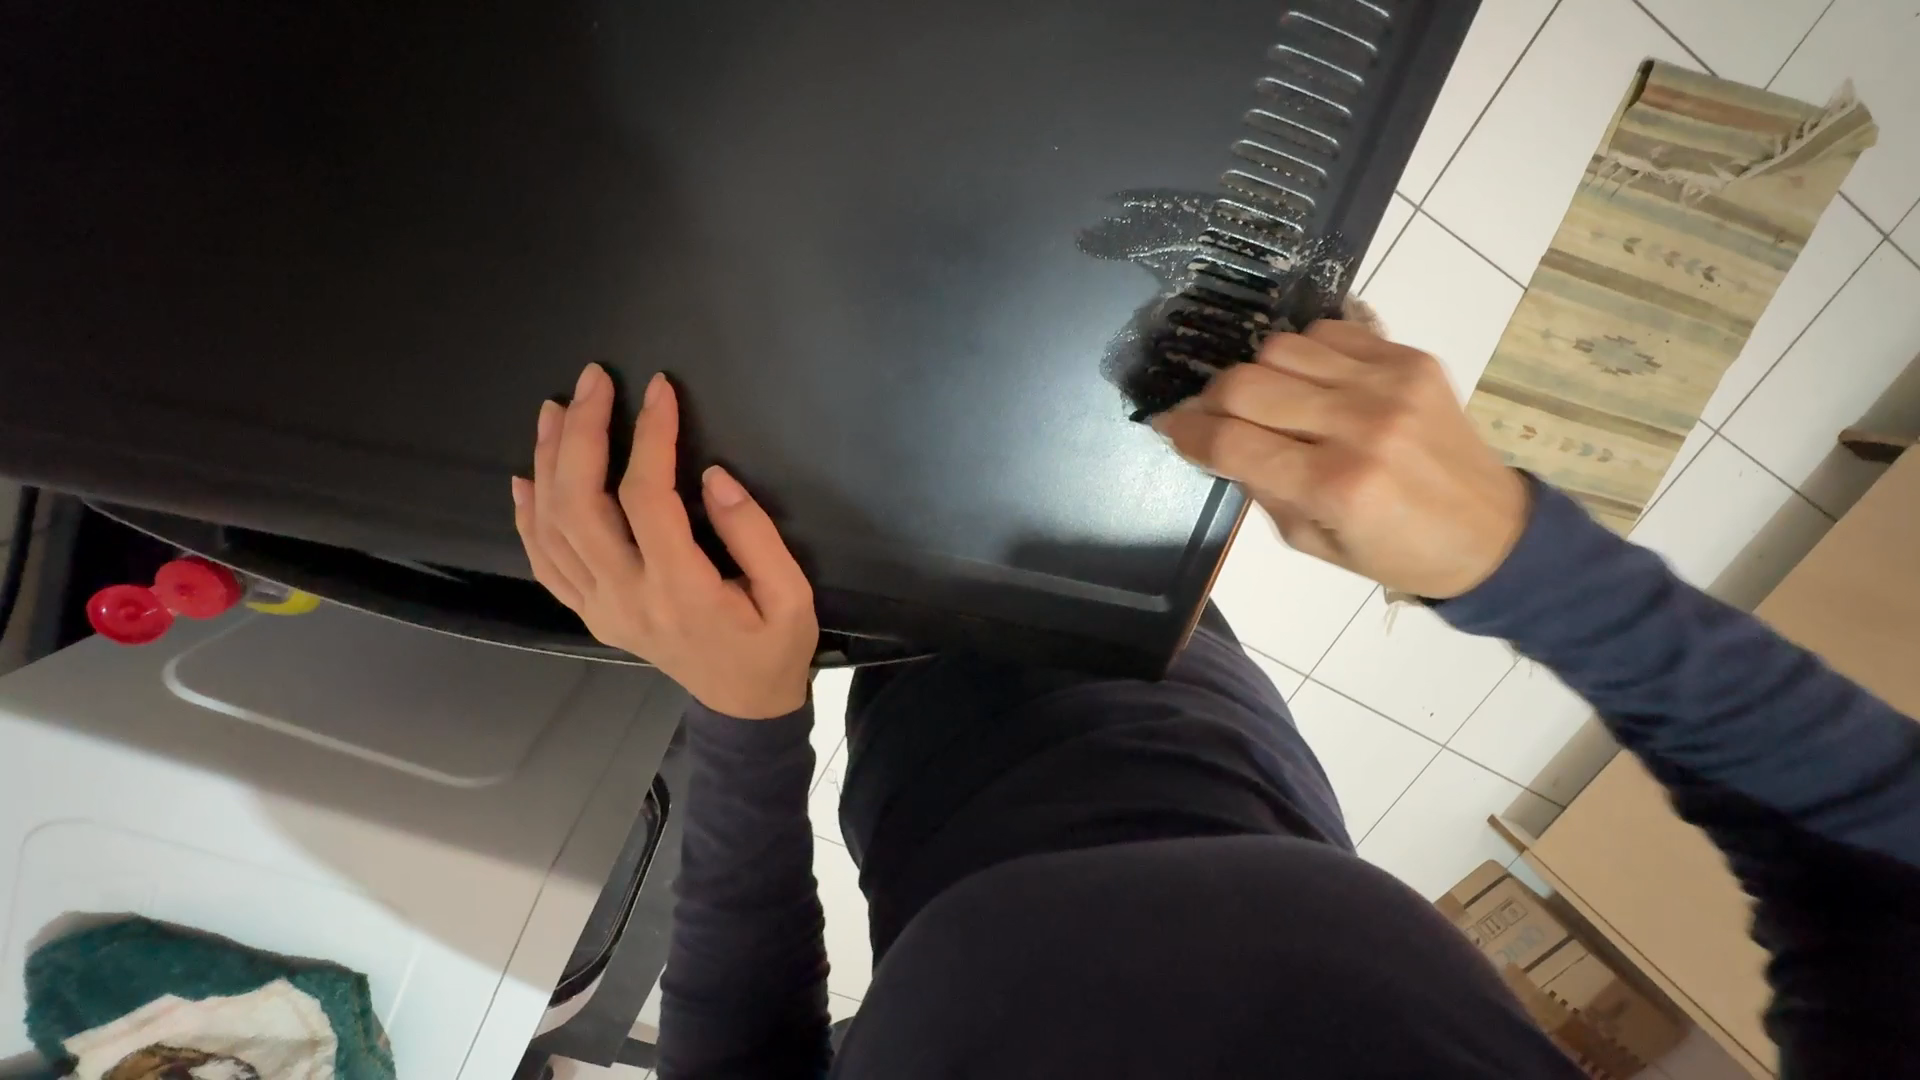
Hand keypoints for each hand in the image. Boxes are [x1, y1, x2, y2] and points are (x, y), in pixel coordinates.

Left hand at [512, 363, 818, 717]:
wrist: (744, 705)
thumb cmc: (774, 647)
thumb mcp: (792, 595)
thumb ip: (755, 536)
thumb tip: (712, 477)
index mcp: (682, 591)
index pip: (649, 498)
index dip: (651, 436)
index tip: (660, 390)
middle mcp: (627, 598)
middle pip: (580, 505)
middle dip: (581, 434)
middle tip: (593, 382)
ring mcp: (602, 609)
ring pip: (552, 528)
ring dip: (547, 462)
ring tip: (554, 409)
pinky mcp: (593, 614)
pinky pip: (545, 563)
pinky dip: (527, 517)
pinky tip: (527, 478)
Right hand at [1154, 320, 1528, 598]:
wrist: (1490, 531)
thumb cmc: (1391, 551)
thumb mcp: (1308, 541)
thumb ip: (1259, 487)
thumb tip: (1216, 440)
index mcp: (1334, 487)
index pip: (1230, 443)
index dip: (1185, 431)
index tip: (1166, 426)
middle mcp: (1360, 426)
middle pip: (1246, 386)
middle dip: (1210, 400)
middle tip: (1209, 416)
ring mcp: (1389, 384)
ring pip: (1280, 349)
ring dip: (1254, 375)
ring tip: (1263, 401)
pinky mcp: (1410, 358)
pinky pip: (1326, 332)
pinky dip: (1300, 354)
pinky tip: (1306, 382)